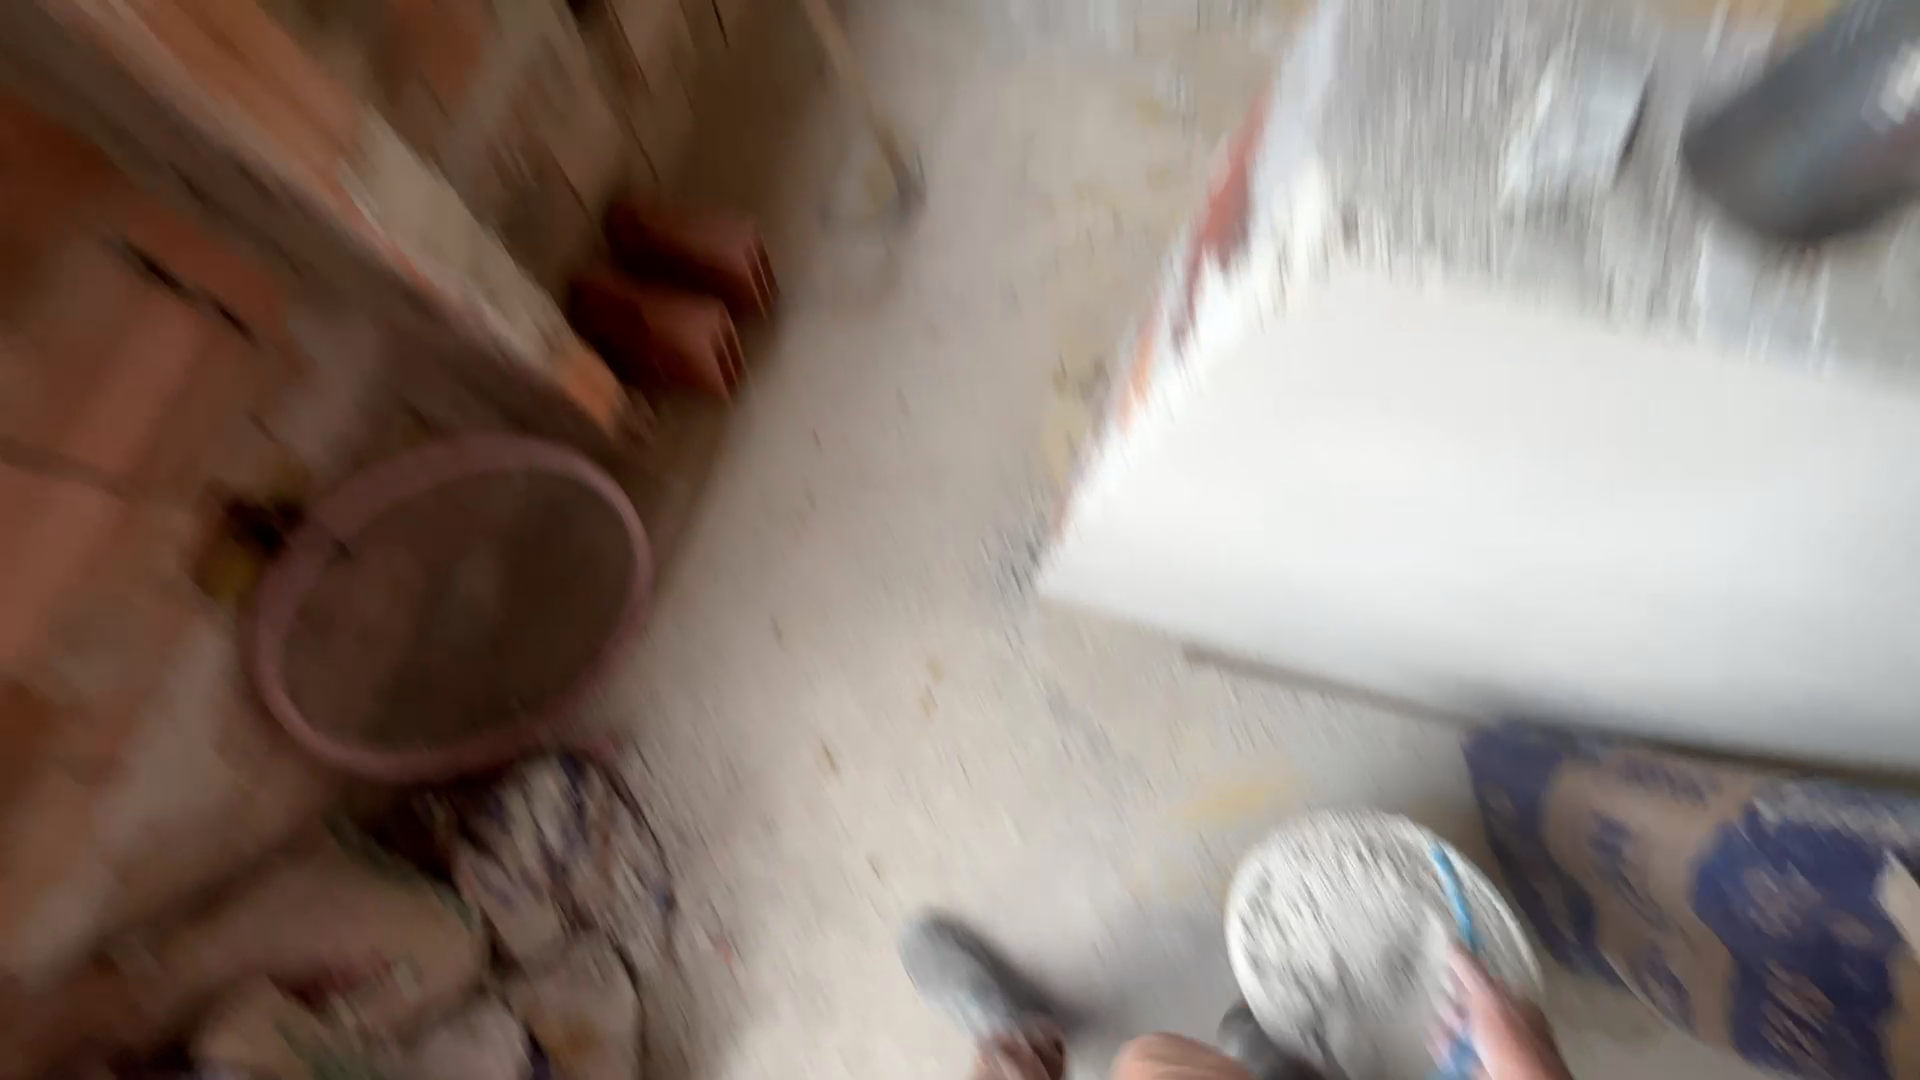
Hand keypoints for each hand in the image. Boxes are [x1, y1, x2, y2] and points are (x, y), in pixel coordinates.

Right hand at [1434, 945, 1571, 1079]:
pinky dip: (1446, 1046)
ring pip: (1458, 1027)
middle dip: (1453, 1008)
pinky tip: (1445, 1046)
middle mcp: (1508, 1023)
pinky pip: (1455, 1048)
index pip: (1483, 981)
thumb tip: (1453, 940)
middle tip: (1456, 1017)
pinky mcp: (1482, 1063)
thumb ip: (1470, 969)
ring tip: (1450, 1036)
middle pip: (1467, 1004)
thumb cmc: (1512, 1043)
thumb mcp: (1489, 998)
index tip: (1450, 981)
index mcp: (1517, 1003)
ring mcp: (1496, 1046)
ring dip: (1447, 1028)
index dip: (1463, 980)